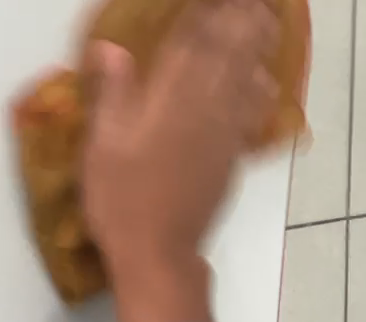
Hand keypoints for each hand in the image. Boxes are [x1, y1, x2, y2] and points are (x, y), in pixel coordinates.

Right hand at [82, 0, 279, 321]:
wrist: (157, 253)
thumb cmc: (120, 202)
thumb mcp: (101, 150)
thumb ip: (112, 95)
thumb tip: (110, 47)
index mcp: (171, 96)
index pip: (196, 33)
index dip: (205, 7)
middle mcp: (207, 103)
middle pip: (234, 43)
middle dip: (240, 13)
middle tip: (244, 1)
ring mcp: (226, 128)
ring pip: (252, 69)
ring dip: (258, 37)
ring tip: (263, 16)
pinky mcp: (232, 154)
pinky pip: (256, 107)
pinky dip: (262, 83)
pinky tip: (264, 77)